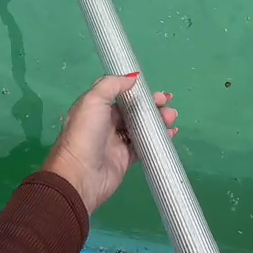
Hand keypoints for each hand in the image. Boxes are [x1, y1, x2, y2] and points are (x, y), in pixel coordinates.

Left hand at [41, 73, 176, 213]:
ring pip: (141, 126)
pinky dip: (158, 138)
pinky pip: (144, 145)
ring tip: (172, 117)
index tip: (154, 90)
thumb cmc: (85, 133)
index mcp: (95, 107)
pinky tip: (170, 134)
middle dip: (151, 105)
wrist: (80, 175)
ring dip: (157, 120)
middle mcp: (105, 122)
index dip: (138, 91)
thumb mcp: (93, 100)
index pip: (120, 94)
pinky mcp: (125, 158)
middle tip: (168, 103)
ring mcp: (116, 141)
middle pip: (133, 110)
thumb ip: (112, 85)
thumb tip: (133, 77)